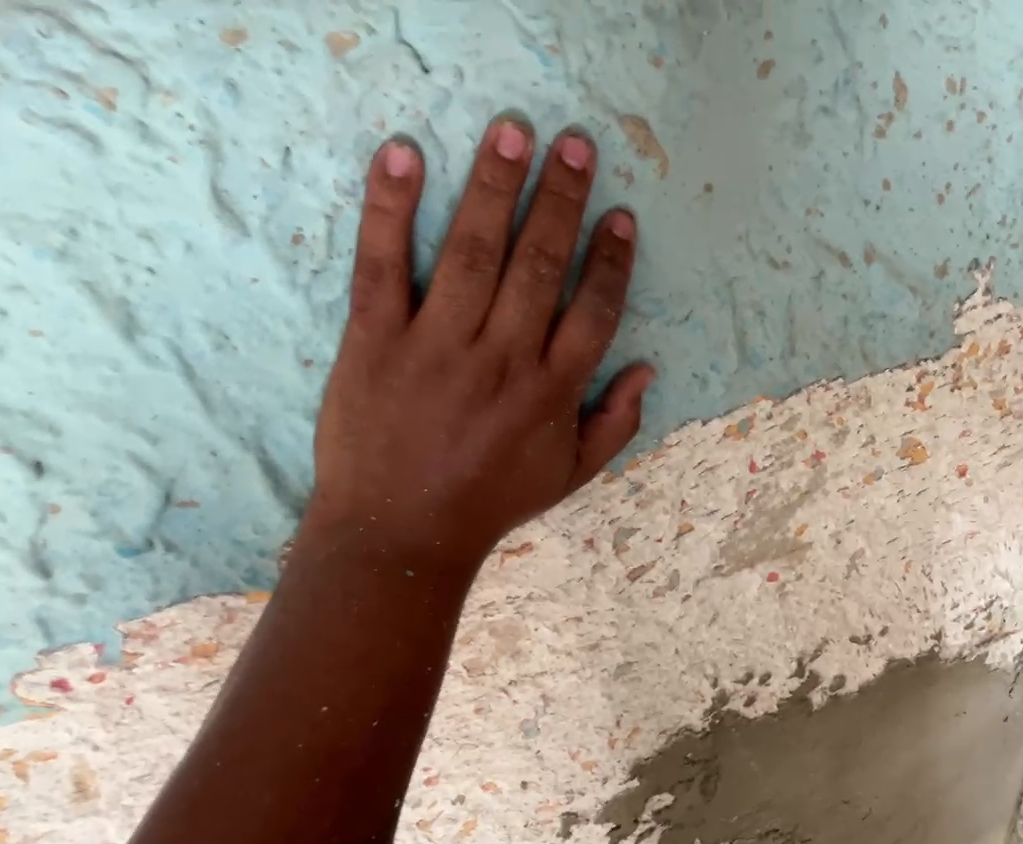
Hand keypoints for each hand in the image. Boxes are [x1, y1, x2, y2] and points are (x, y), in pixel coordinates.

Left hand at [303, 120, 653, 569]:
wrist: (401, 531)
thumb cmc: (493, 499)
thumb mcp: (573, 474)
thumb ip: (617, 422)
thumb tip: (648, 369)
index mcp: (553, 390)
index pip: (594, 311)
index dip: (612, 261)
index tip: (622, 216)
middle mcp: (503, 358)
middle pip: (540, 265)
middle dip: (561, 200)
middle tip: (575, 143)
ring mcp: (437, 345)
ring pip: (473, 252)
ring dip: (495, 186)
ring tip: (513, 131)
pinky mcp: (374, 340)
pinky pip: (382, 265)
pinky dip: (390, 208)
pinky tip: (406, 155)